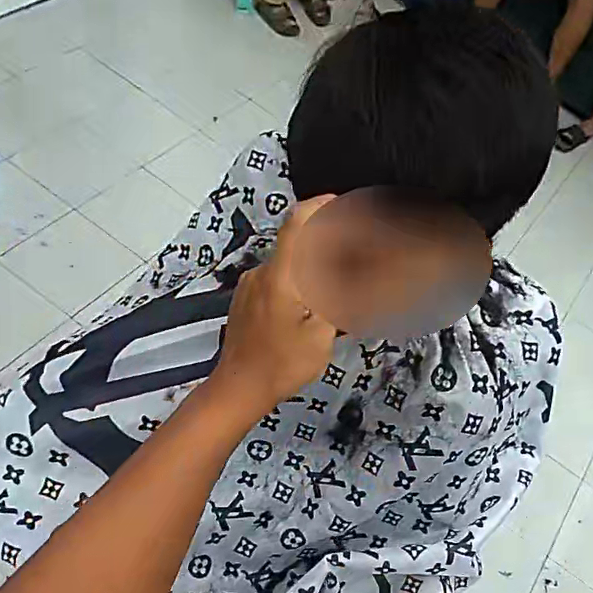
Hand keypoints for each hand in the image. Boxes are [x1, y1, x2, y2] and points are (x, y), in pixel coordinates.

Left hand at [209, 195, 337, 409]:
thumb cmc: (282, 364)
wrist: (239, 388)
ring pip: (288, 265)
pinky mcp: (246, 301)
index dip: (322, 205)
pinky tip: (313, 305)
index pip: (298, 221)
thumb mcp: (321, 333)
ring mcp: (250, 286)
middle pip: (297, 243)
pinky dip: (298, 283)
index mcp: (281, 275)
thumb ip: (338, 295)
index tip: (343, 205)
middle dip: (327, 245)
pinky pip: (277, 280)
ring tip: (338, 289)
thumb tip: (353, 269)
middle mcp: (262, 272)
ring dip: (313, 268)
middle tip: (354, 262)